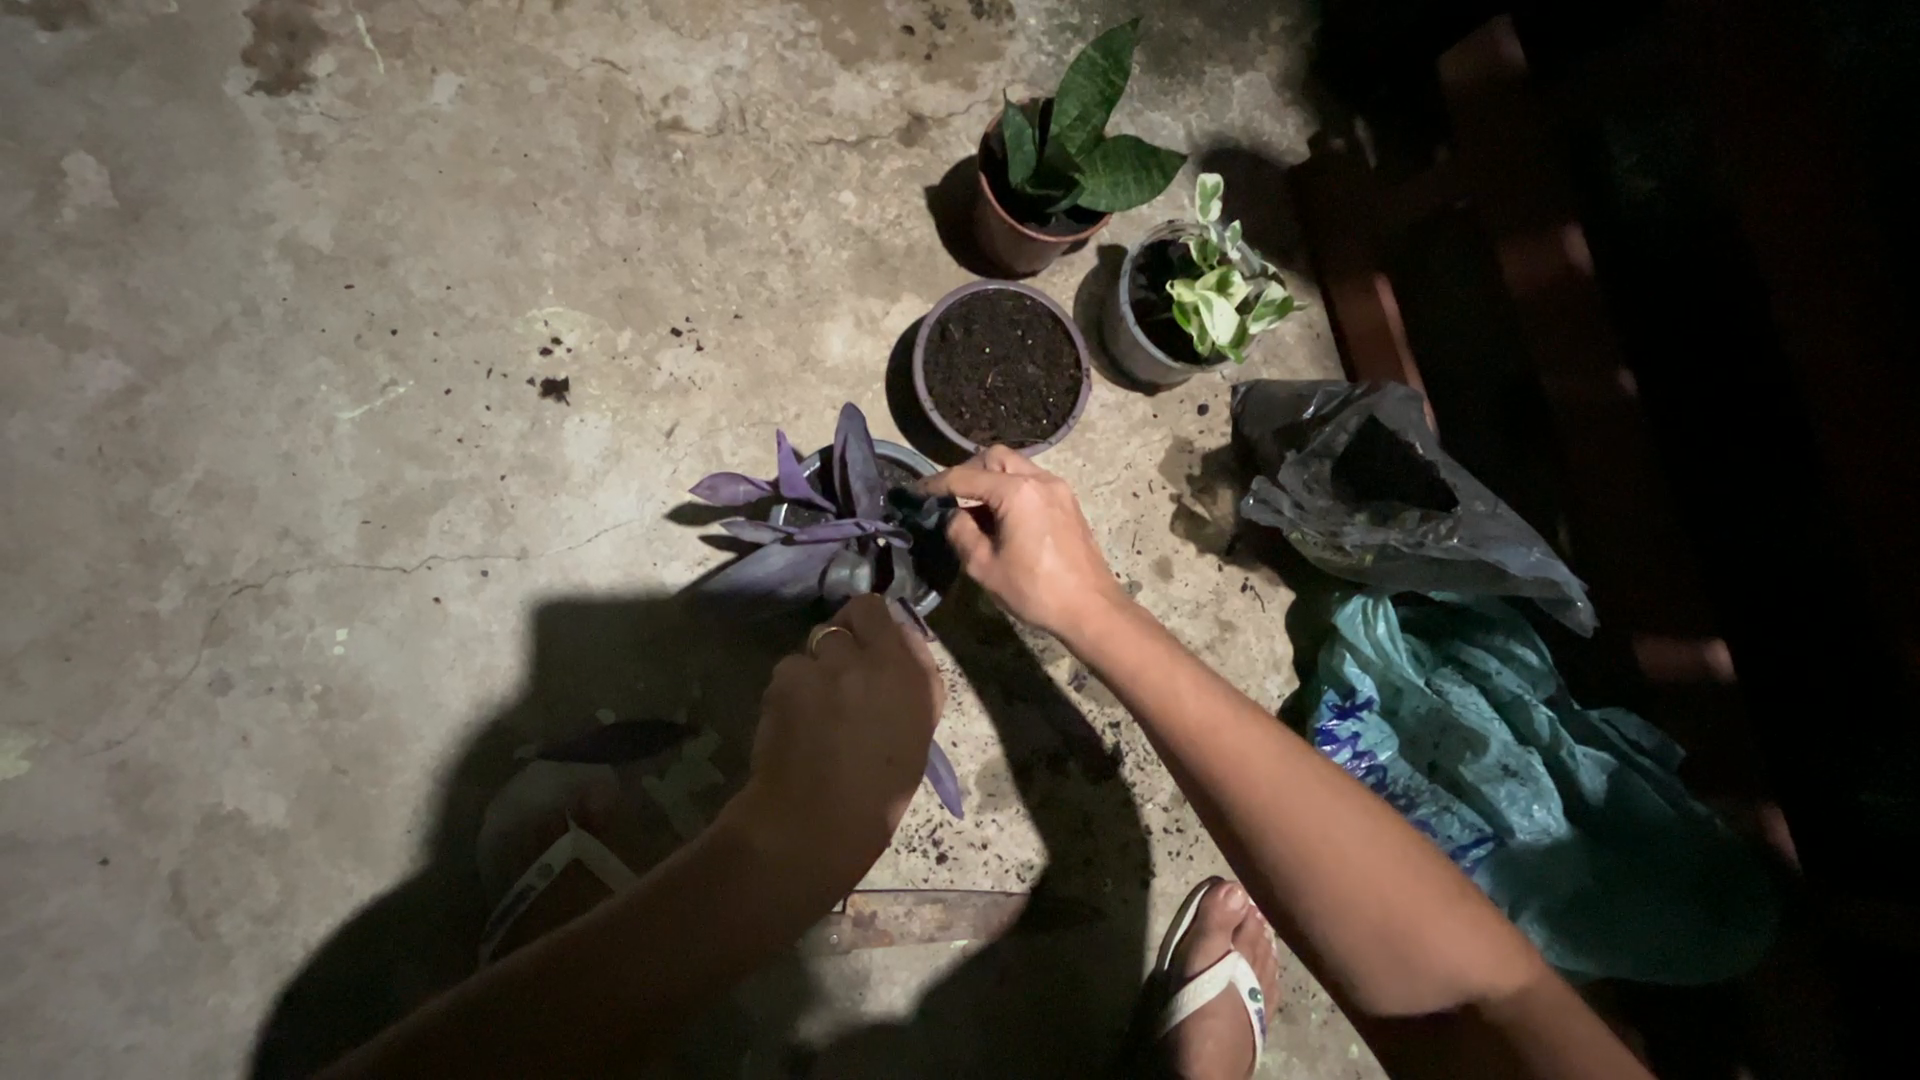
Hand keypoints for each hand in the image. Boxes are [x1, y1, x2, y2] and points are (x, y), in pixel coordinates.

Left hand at [730, 594, 944, 884]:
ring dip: (817, 664)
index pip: (879, 609)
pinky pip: (790, 668)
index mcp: (908, 670)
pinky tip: (795, 719)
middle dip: (844, 637)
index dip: (870, 621)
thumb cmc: (881, 789)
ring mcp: (823, 665)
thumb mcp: (918, 728)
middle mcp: (868, 657)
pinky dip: (792, 686)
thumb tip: (898, 639)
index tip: (870, 641)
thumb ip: (911, 674)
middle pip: (847, 617)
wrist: (817, 821)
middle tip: (841, 671)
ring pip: (815, 644)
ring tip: (816, 705)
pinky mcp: (785, 678)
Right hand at [919, 446, 1127, 638]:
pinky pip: (1032, 482)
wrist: (1090, 607)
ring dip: (991, 480)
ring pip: (1016, 467)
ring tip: (975, 511)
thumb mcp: (984, 567)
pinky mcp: (1067, 502)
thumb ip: (961, 533)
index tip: (916, 491)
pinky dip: (1011, 489)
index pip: (965, 477)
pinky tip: (1001, 518)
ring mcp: (1058, 489)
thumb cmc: (1035, 590)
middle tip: (950, 497)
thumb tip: (953, 516)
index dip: (936, 483)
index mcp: (1016, 492)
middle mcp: (1039, 480)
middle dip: (968, 471)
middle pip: (995, 457)